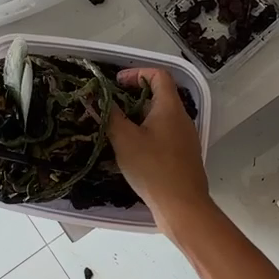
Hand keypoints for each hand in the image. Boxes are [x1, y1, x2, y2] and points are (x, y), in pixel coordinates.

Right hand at [107, 67, 210, 226]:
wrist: (182, 205)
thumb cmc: (153, 168)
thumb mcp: (124, 139)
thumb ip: (109, 116)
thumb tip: (93, 96)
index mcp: (170, 107)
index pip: (159, 75)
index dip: (136, 73)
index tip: (116, 83)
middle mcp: (182, 118)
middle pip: (159, 96)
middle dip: (133, 97)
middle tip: (111, 107)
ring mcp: (185, 138)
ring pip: (160, 118)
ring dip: (138, 118)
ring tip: (117, 129)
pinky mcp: (183, 156)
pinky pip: (164, 135)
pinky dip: (146, 135)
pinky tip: (131, 151)